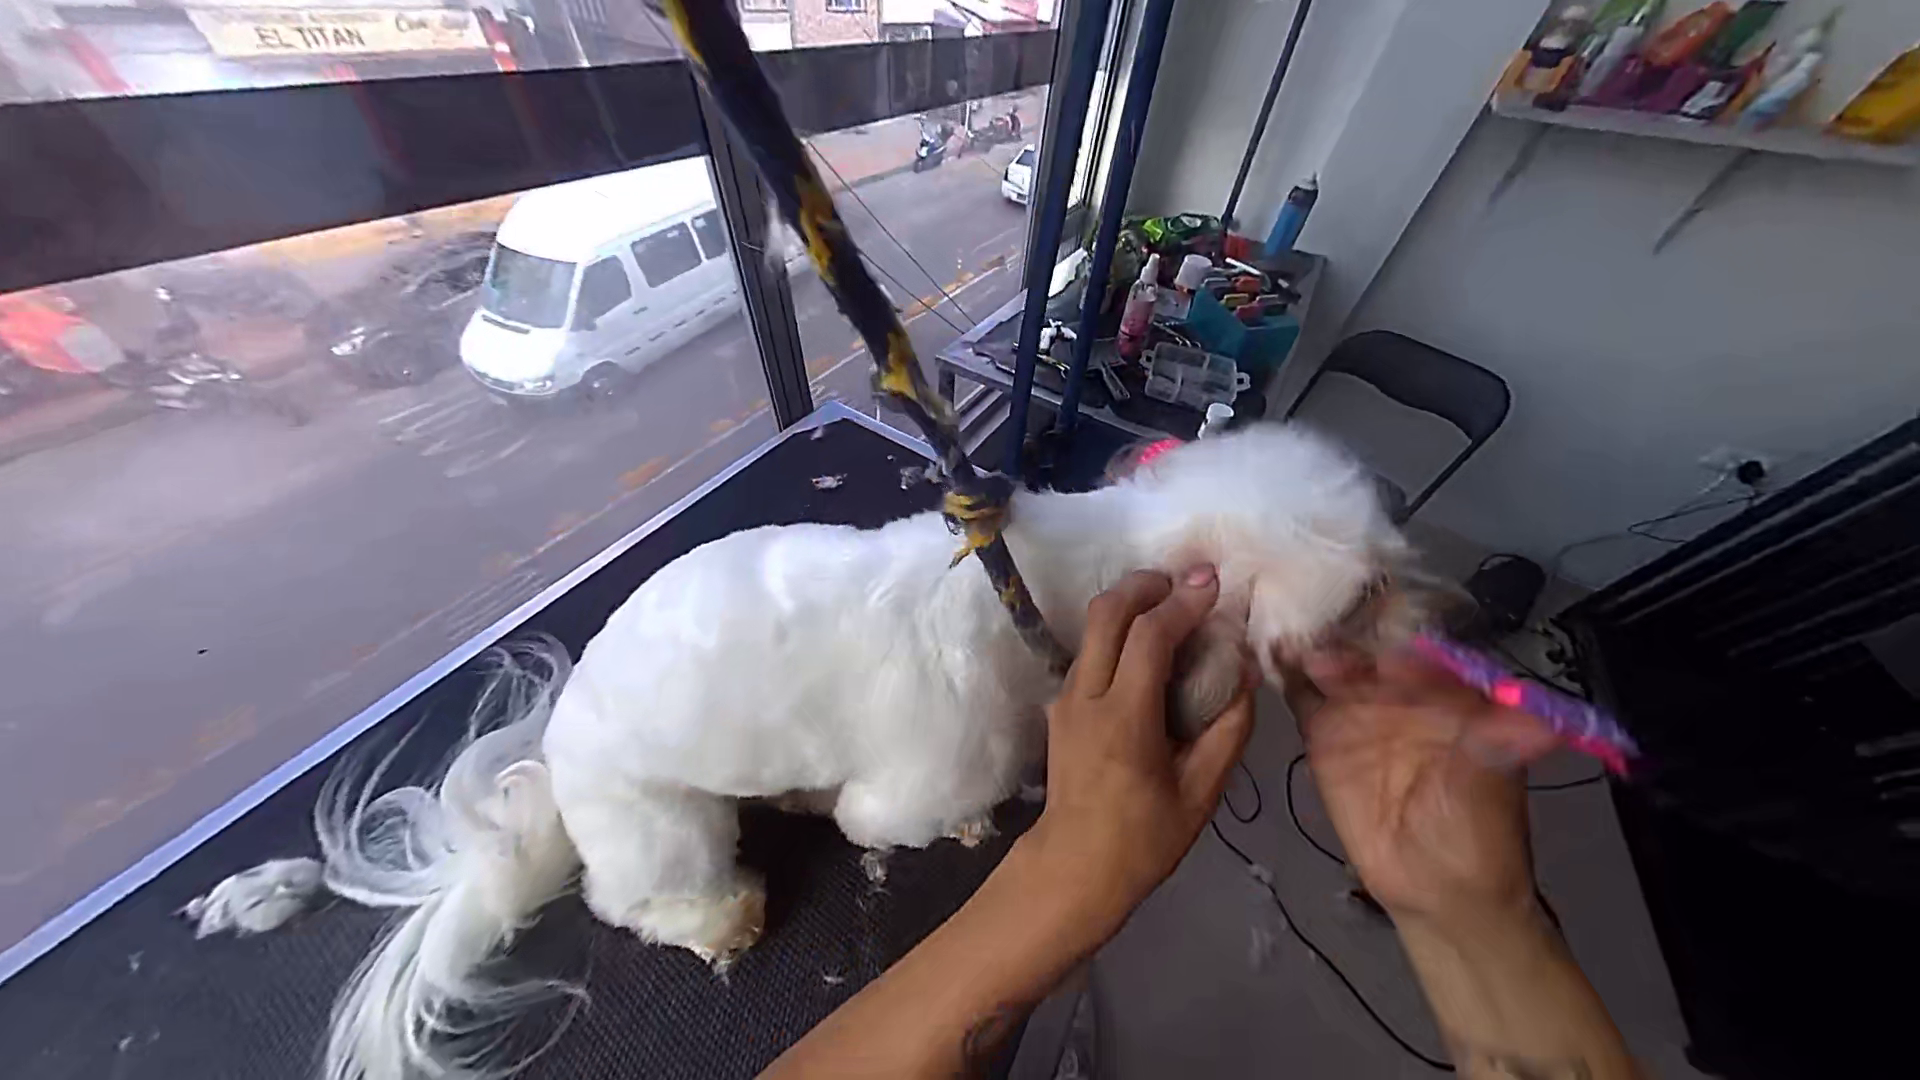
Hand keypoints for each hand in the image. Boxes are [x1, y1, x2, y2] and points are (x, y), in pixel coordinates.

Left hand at [1022, 567, 1256, 935]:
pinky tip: (1146, 646)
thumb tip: (1244, 673)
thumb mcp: (1201, 792)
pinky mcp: (1058, 703)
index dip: (1181, 602)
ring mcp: (1064, 696)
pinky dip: (1116, 631)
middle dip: (1143, 584)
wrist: (1074, 863)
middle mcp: (1085, 695)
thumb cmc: (1144, 836)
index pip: (1148, 637)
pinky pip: (1089, 651)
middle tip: (1182, 580)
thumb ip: (1227, 729)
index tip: (1211, 582)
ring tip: (1169, 605)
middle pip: (1104, 612)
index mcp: (1123, 718)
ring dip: (1127, 604)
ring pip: (1091, 628)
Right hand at [1289, 647, 1557, 931]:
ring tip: (1280, 636)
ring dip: (1305, 646)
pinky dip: (1281, 672)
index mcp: (1447, 693)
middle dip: (1341, 634)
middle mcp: (1399, 689)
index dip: (1396, 631)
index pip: (1420, 648)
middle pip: (1366, 647)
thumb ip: (1495, 750)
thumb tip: (1536, 721)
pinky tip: (1262, 655)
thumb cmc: (1476, 840)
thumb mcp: (1487, 794)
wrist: (1431, 889)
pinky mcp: (1321, 726)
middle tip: (1313, 628)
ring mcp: (1356, 705)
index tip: (1369, 621)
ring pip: (1328, 663)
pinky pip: (1299, 692)